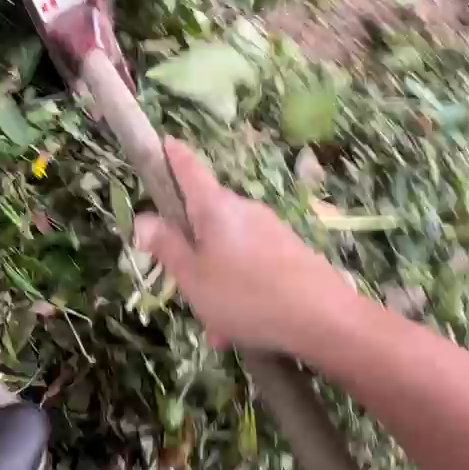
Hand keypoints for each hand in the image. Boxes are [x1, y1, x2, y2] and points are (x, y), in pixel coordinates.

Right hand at [133, 139, 356, 352]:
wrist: (326, 318)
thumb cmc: (247, 294)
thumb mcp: (193, 277)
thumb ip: (166, 247)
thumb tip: (143, 219)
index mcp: (214, 207)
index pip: (189, 168)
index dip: (173, 155)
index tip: (165, 142)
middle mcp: (243, 208)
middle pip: (206, 216)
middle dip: (192, 246)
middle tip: (183, 283)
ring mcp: (270, 228)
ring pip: (229, 246)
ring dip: (217, 277)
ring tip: (217, 324)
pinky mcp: (290, 251)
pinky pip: (252, 263)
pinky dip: (242, 287)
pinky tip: (243, 327)